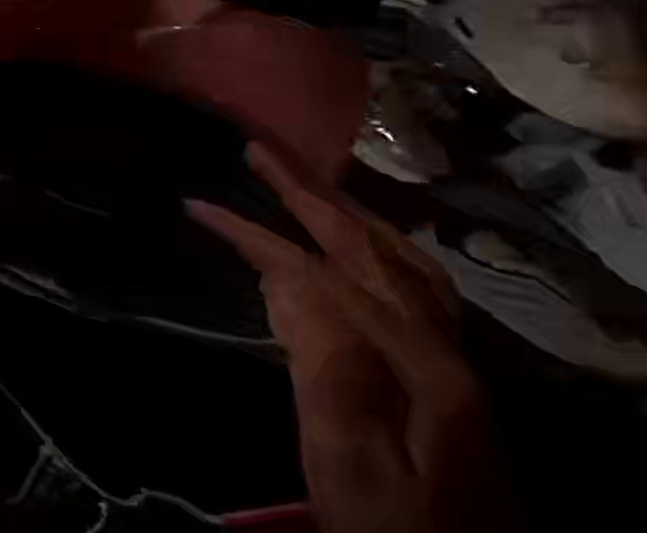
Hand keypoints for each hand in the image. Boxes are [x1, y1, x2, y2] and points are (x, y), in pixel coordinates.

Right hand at [189, 143, 515, 532]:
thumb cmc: (387, 522)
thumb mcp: (345, 457)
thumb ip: (324, 363)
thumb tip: (286, 280)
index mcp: (413, 361)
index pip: (316, 271)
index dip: (252, 233)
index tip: (196, 206)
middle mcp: (440, 346)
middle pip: (367, 248)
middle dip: (307, 193)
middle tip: (257, 151)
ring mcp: (450, 358)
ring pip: (399, 258)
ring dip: (345, 210)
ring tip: (304, 181)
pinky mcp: (446, 374)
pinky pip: (412, 283)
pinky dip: (376, 243)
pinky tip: (359, 243)